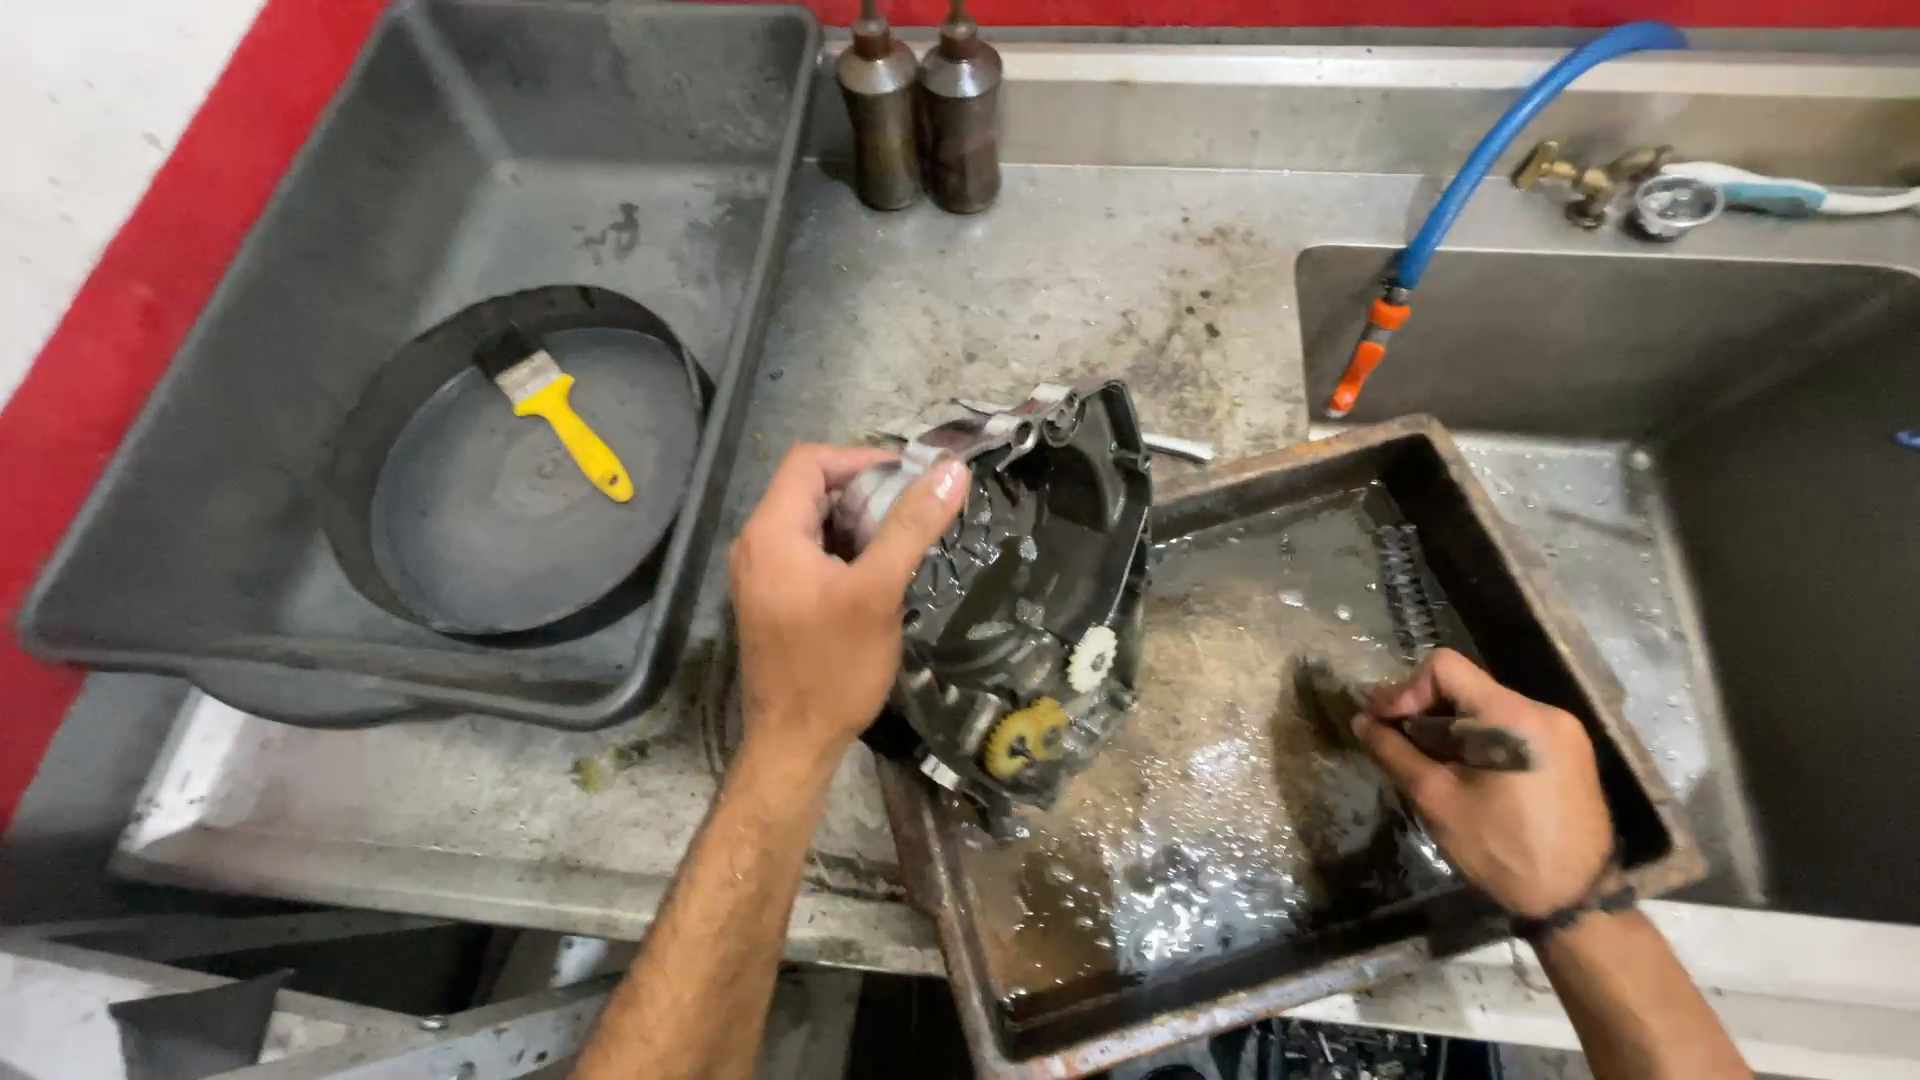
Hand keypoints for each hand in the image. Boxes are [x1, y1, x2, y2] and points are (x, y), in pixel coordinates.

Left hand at [728, 444, 967, 764]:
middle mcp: (757, 545)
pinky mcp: (774, 599)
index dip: (863, 459)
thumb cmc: (833, 668)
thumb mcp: (878, 591)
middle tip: (913, 515)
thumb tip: (951, 471)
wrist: (794, 744)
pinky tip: (879, 575)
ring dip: (859, 524)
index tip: (910, 479)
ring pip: (814, 524)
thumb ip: (912, 525)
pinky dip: (846, 551)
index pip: (811, 461)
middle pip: (812, 490)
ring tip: (903, 544)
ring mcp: (762, 575)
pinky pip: (810, 554)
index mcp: (771, 532)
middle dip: (866, 494)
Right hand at [1353, 648, 1614, 916]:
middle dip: (1419, 708)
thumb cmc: (1503, 850)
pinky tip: (1457, 766)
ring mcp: (1561, 732)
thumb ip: (1394, 751)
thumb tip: (1361, 721)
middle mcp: (1544, 712)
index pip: (1444, 668)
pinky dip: (1471, 737)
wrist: (1578, 904)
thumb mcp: (1436, 799)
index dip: (1404, 689)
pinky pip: (1505, 726)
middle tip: (1390, 737)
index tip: (1383, 722)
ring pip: (1482, 706)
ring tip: (1421, 756)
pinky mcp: (1566, 752)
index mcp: (1515, 718)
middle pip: (1463, 686)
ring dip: (1443, 724)